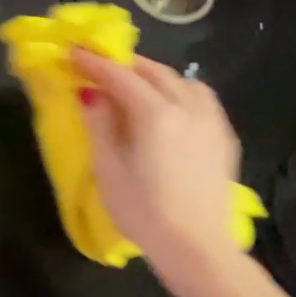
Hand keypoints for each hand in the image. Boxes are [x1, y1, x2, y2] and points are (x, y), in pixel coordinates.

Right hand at [72, 47, 242, 280]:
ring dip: (155, 75)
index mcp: (156, 115)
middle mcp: (189, 109)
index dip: (94, 62)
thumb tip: (90, 94)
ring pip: (183, 82)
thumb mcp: (107, 168)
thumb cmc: (141, 210)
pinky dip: (178, 91)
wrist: (196, 246)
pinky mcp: (223, 139)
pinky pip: (201, 100)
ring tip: (134, 82)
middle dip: (125, 64)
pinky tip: (167, 106)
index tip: (72, 51)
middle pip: (155, 73)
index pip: (121, 76)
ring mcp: (211, 122)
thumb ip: (99, 124)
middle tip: (98, 64)